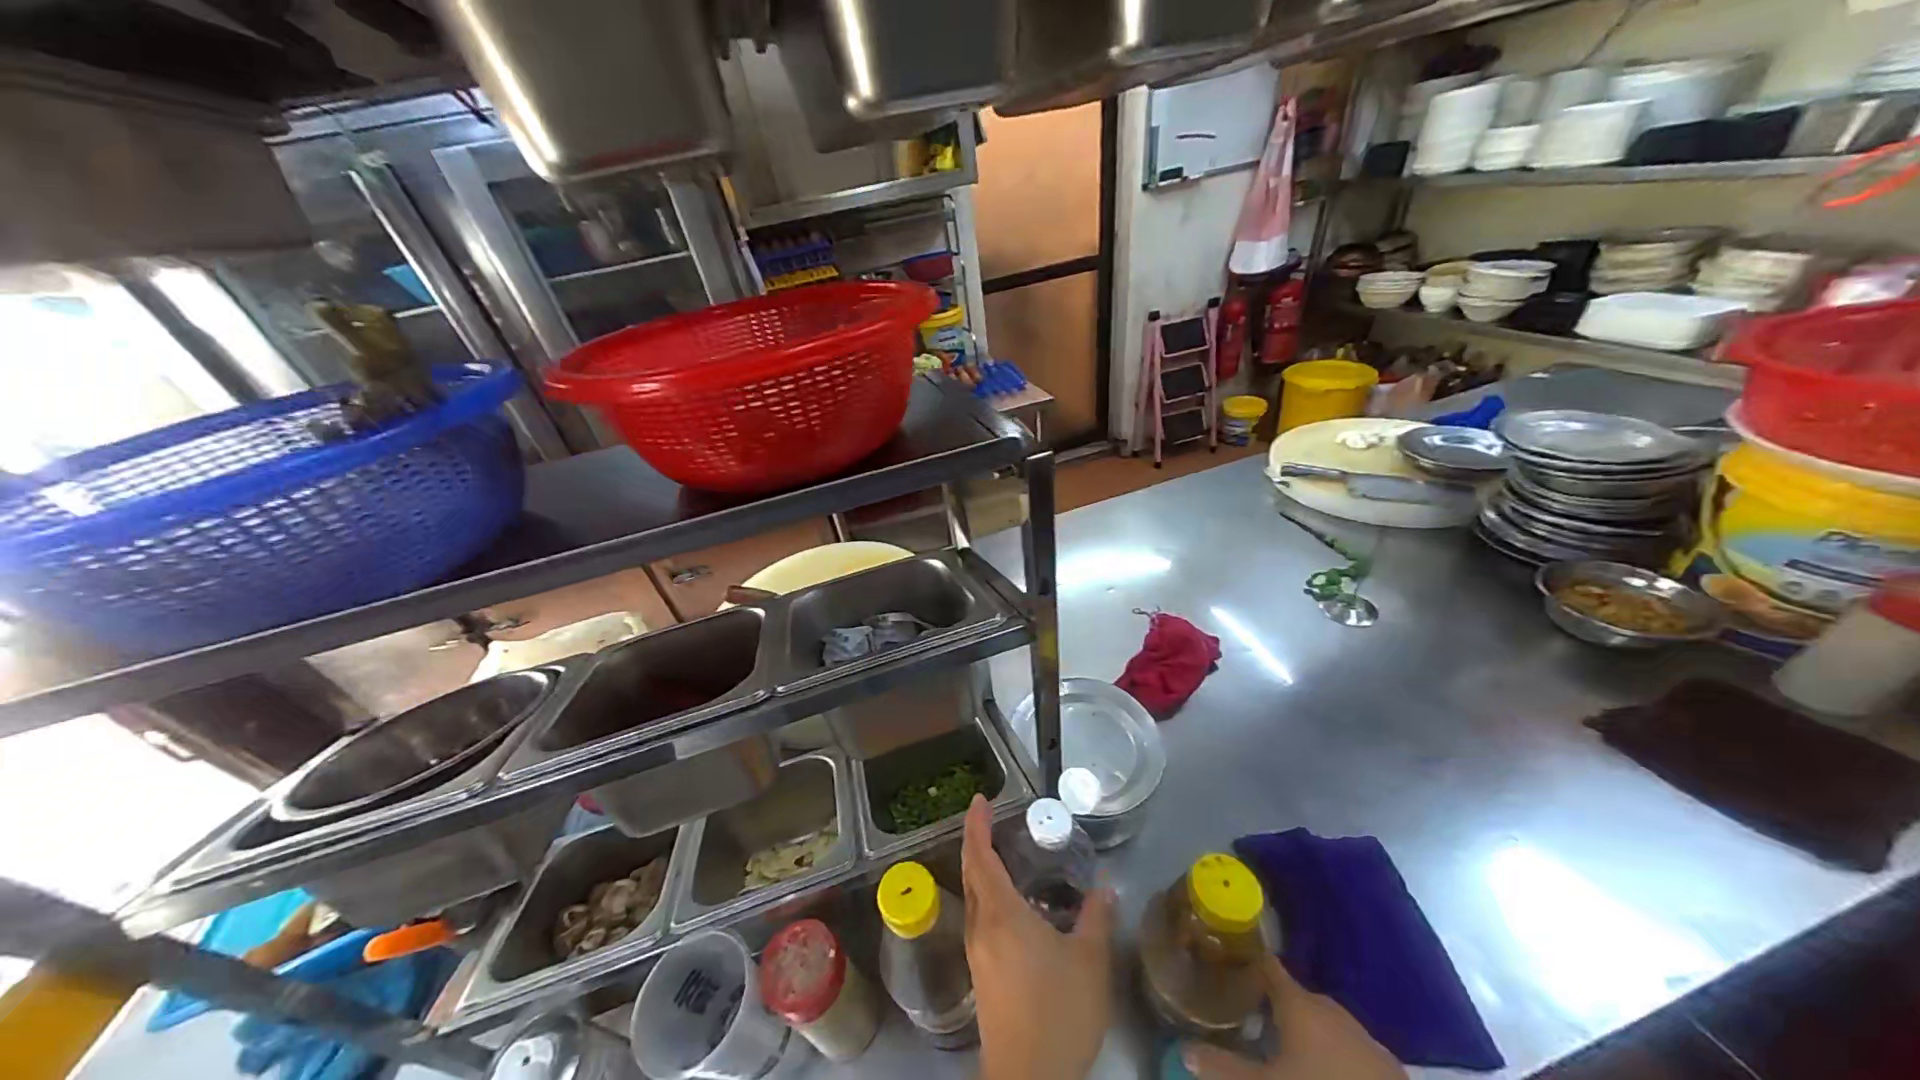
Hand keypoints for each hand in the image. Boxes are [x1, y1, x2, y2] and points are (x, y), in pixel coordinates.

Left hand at [963, 793, 1115, 1079]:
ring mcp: (977, 953)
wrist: (1029, 1075)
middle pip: (971, 874)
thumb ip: (1097, 918)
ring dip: (982, 871)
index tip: (978, 800)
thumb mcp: (1090, 961)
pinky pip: (981, 920)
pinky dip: (990, 898)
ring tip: (1005, 857)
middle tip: (989, 819)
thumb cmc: (1060, 1011)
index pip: (981, 857)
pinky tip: (1015, 908)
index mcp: (1001, 914)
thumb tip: (1106, 887)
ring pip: (974, 898)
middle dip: (976, 842)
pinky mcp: (982, 974)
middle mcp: (981, 927)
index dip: (976, 825)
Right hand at [1183, 955, 1405, 1079]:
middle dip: (1273, 1003)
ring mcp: (1365, 1040)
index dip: (1248, 962)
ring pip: (1324, 1023)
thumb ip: (1223, 1068)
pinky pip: (1348, 1049)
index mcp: (1301, 1006)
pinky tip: (1322, 1074)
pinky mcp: (1389, 1070)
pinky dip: (1330, 1054)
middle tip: (1248, 1015)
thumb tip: (1185, 1049)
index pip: (1269, 968)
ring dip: (1304, 1030)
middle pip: (1296, 995)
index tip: (1227, 962)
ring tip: (1282, 1048)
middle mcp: (1333, 1012)